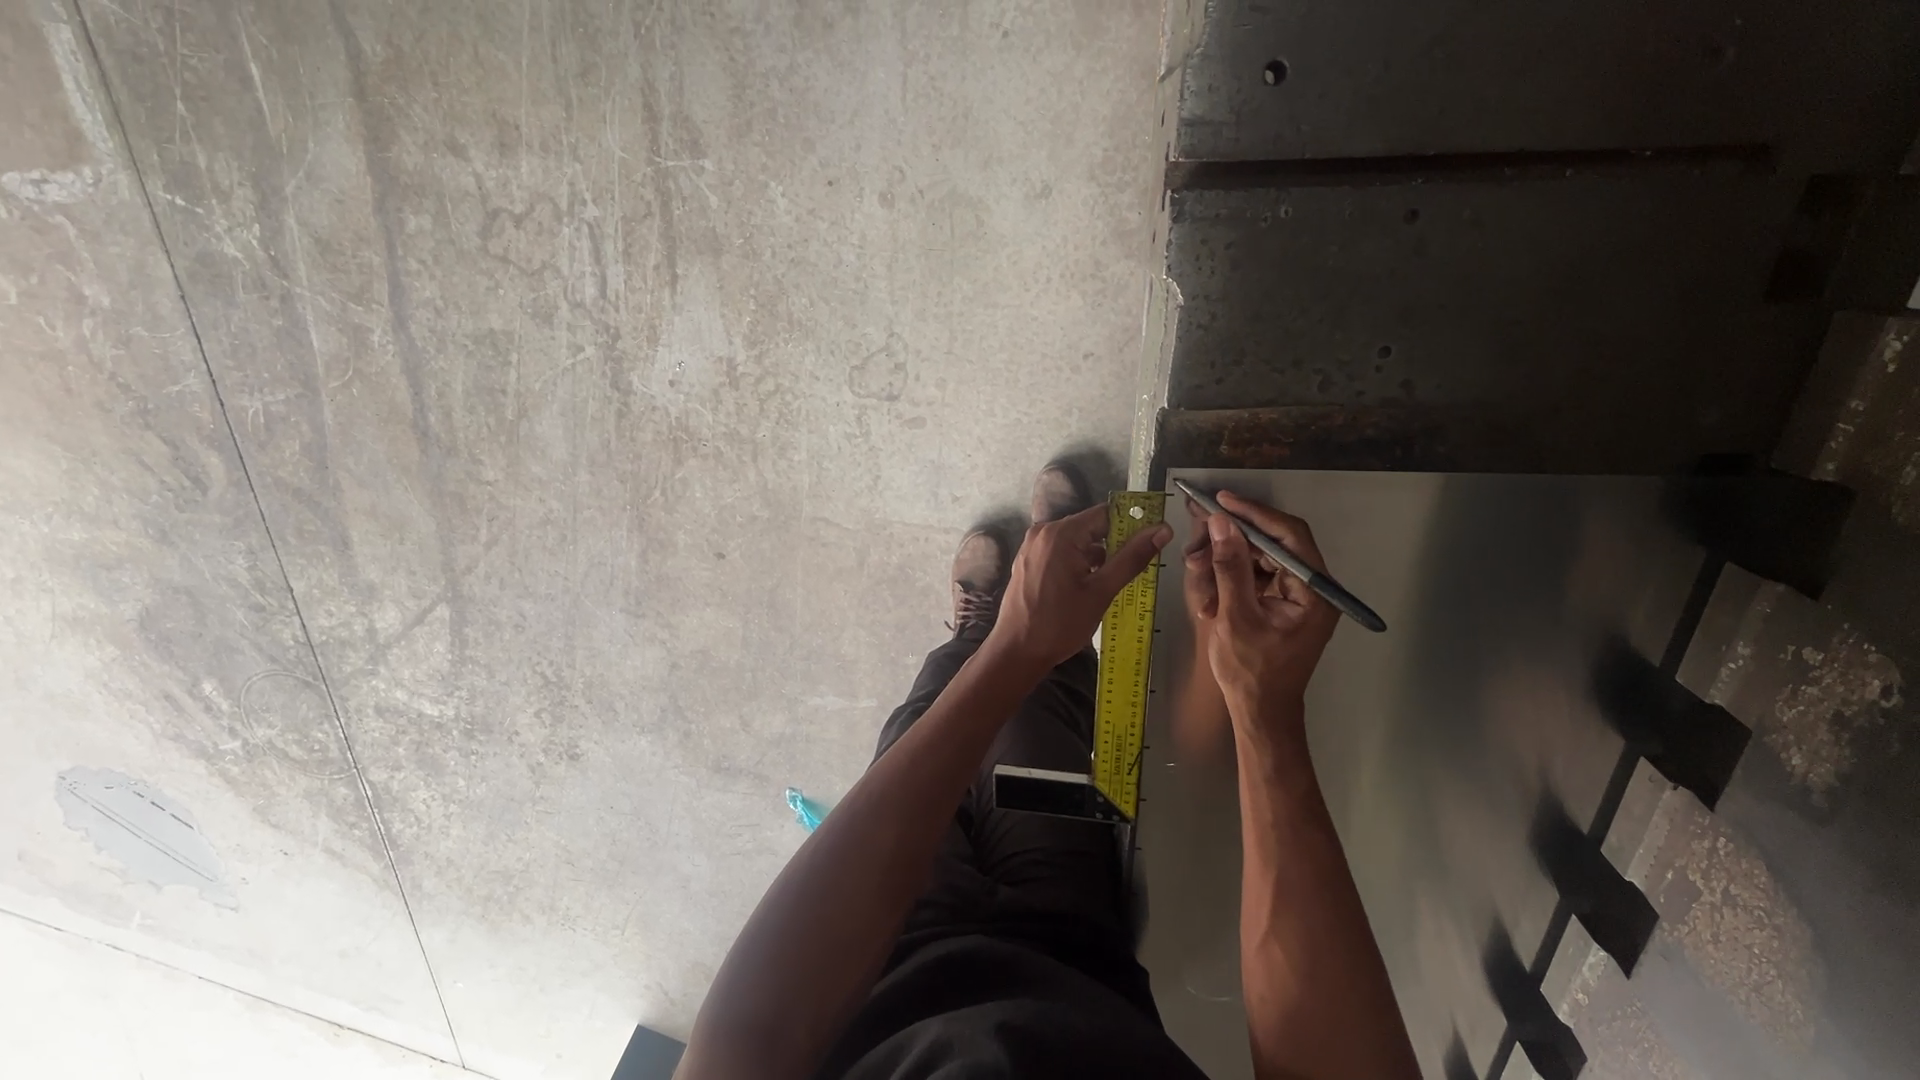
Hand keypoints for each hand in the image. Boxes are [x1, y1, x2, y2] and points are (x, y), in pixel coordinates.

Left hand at [989, 504, 1172, 670]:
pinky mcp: (1028, 561)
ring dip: (1097, 557)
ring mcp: (1032, 546)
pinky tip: (1088, 587)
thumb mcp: (1102, 591)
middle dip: (1114, 544)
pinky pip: (1061, 553)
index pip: (1105, 514)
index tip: (1150, 544)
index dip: (1131, 526)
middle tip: (1132, 570)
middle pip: (1090, 527)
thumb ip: (1132, 558)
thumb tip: (1163, 530)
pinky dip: (1078, 564)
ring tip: (1110, 584)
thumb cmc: (1060, 624)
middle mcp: (1043, 532)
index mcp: (1061, 533)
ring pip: (1076, 541)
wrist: (1017, 651)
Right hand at [1184, 492, 1338, 721]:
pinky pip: (1251, 578)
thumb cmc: (1252, 672)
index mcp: (1314, 590)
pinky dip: (1226, 581)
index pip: (1288, 535)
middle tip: (1196, 544)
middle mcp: (1310, 587)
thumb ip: (1231, 567)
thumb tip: (1223, 524)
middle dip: (1229, 543)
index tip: (1222, 501)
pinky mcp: (1277, 603)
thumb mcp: (1236, 617)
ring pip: (1255, 559)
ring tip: (1195, 575)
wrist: (1260, 713)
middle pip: (1269, 544)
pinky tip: (1205, 593)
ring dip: (1222, 563)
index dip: (1255, 514)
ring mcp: (1294, 595)